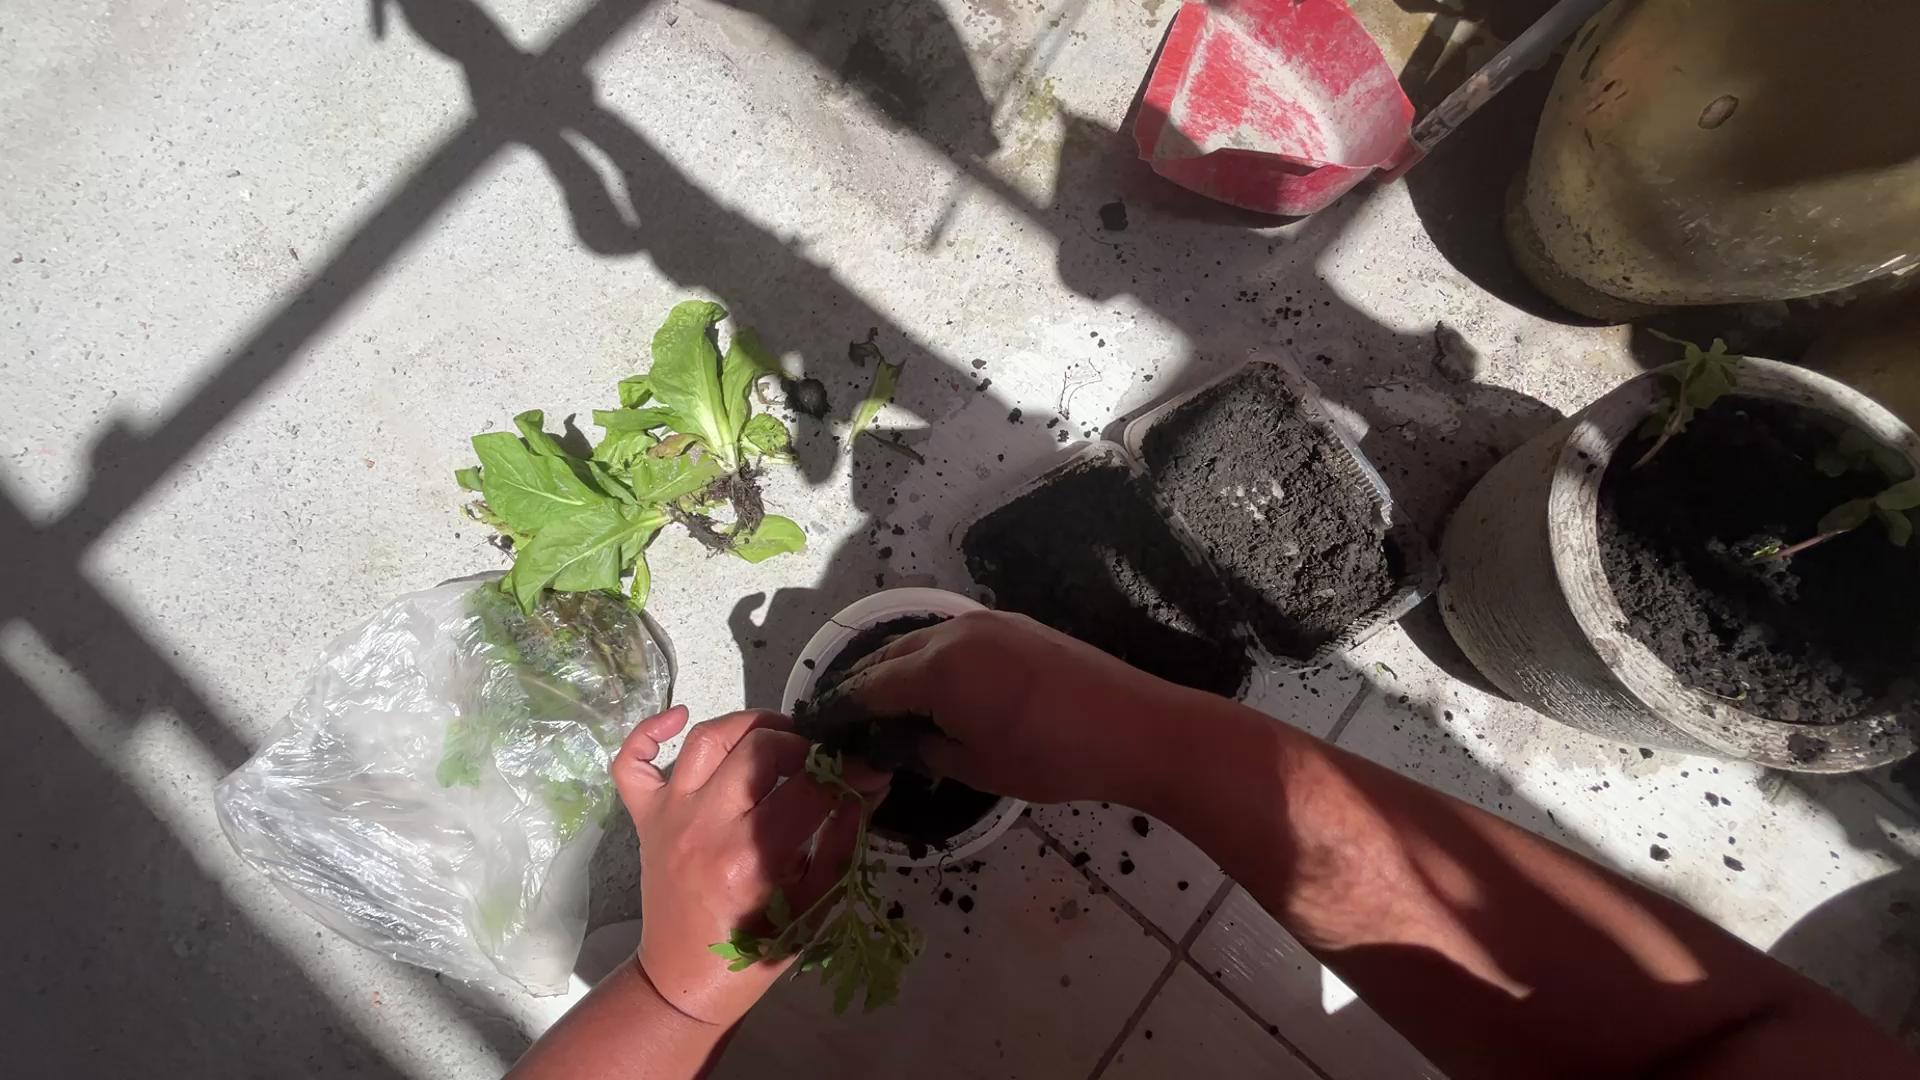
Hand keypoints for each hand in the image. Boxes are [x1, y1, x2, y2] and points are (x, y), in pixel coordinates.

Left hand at [611, 707, 885, 1027]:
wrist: (685, 983)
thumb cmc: (759, 949)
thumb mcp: (816, 903)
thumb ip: (843, 839)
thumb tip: (869, 784)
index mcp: (753, 857)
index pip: (812, 786)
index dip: (849, 770)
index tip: (866, 766)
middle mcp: (706, 827)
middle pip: (757, 747)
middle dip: (799, 743)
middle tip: (815, 759)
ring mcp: (669, 819)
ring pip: (705, 739)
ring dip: (749, 725)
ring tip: (776, 737)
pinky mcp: (645, 819)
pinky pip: (632, 762)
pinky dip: (650, 731)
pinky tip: (679, 718)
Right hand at [836, 610, 1191, 805]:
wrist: (1136, 726)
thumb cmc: (1052, 757)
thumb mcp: (978, 766)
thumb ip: (924, 748)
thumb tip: (889, 742)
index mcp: (938, 670)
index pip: (871, 686)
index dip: (842, 706)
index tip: (818, 722)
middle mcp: (955, 633)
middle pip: (892, 655)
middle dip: (865, 684)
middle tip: (847, 714)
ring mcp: (988, 622)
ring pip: (923, 642)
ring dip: (898, 667)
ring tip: (885, 701)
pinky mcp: (1015, 624)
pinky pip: (954, 638)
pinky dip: (932, 659)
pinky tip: (935, 683)